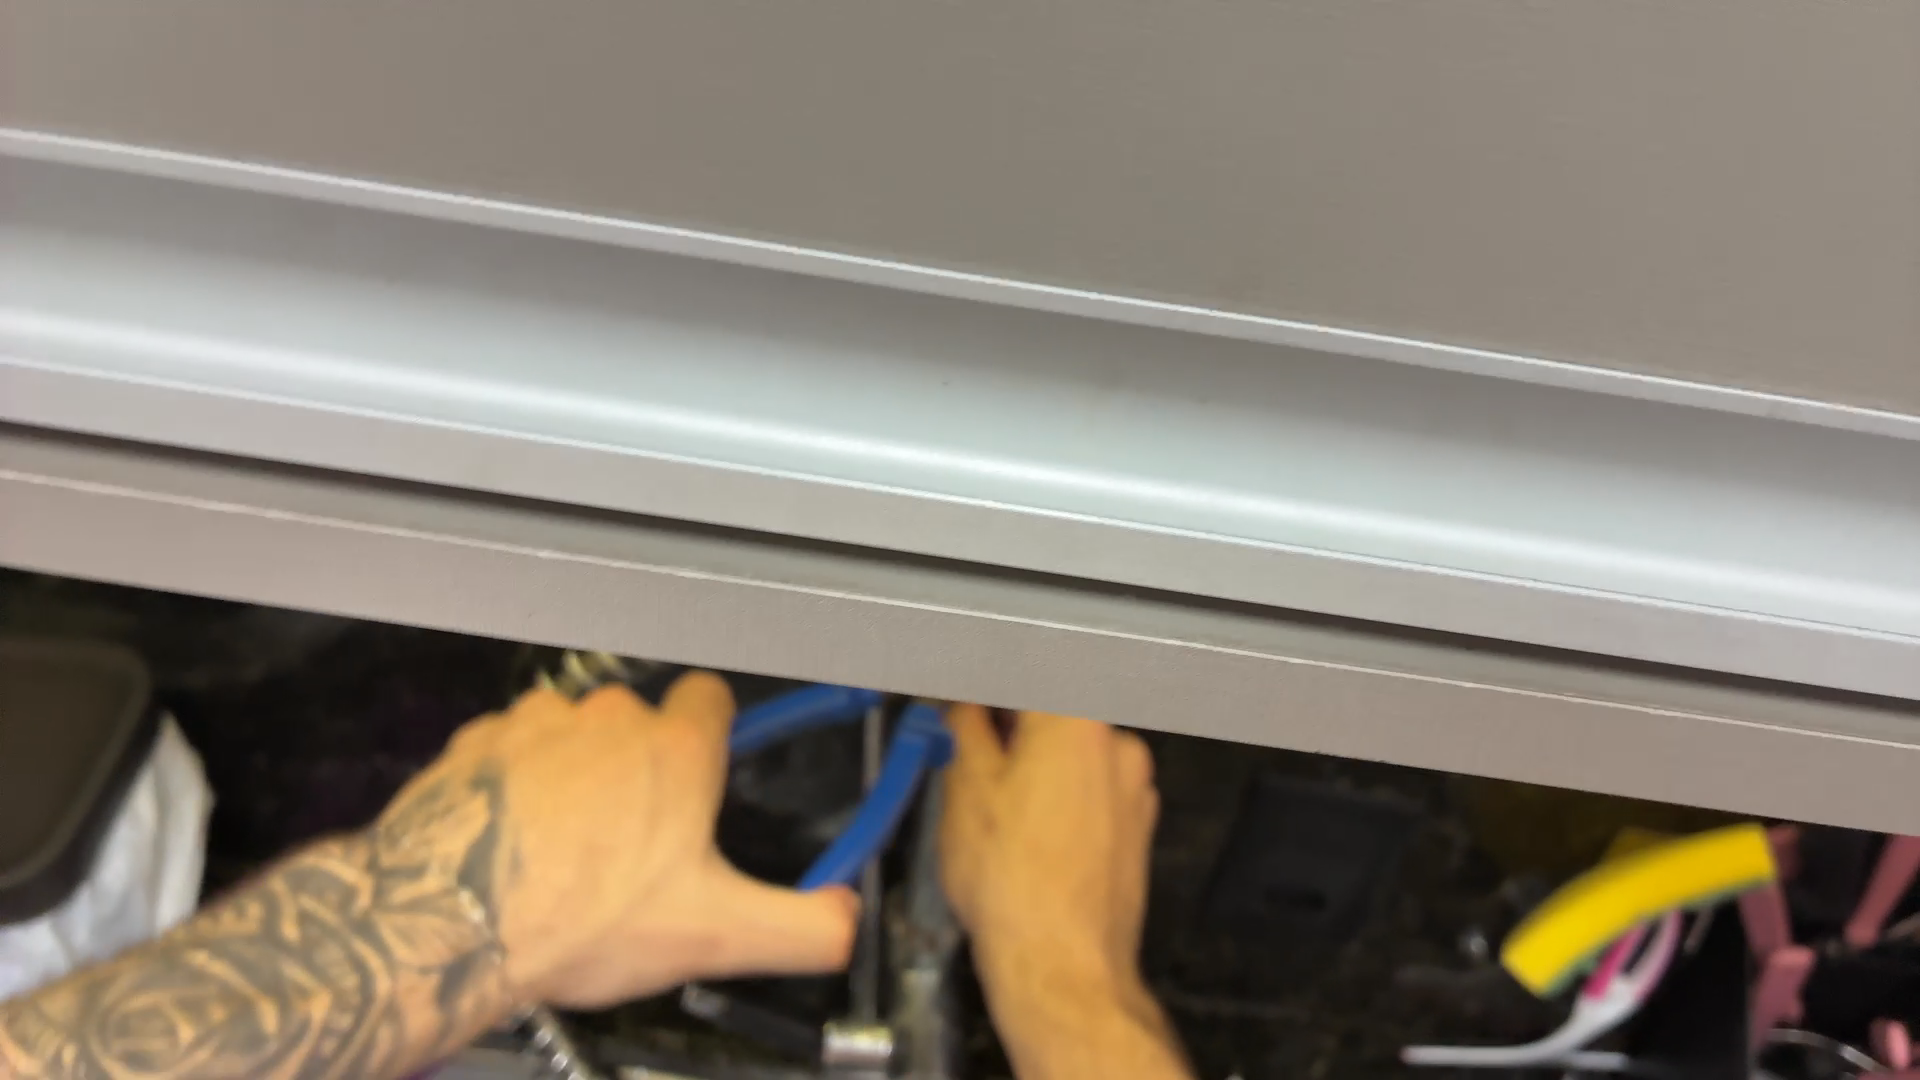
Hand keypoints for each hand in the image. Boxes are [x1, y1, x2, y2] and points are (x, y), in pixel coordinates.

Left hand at [393, 673, 858, 1008]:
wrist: (439, 928)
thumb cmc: (588, 919)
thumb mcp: (715, 934)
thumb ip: (802, 925)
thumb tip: (851, 921)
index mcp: (678, 749)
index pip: (710, 695)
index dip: (707, 728)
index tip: (695, 770)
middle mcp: (616, 716)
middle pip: (640, 718)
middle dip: (638, 760)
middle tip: (624, 834)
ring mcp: (544, 720)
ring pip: (576, 727)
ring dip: (575, 763)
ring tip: (557, 837)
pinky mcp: (480, 737)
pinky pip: (512, 740)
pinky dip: (513, 771)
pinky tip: (502, 829)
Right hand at [942, 707, 1186, 1077]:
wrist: (1063, 969)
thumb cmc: (1006, 870)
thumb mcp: (965, 784)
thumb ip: (964, 723)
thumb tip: (965, 701)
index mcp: (1078, 719)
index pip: (1023, 678)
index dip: (984, 692)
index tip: (958, 713)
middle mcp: (1119, 742)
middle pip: (1052, 714)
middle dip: (1009, 730)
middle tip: (971, 763)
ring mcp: (1137, 788)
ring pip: (1072, 755)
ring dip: (1036, 765)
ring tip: (1001, 810)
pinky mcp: (1140, 829)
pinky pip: (1092, 792)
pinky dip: (1063, 797)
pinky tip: (1034, 838)